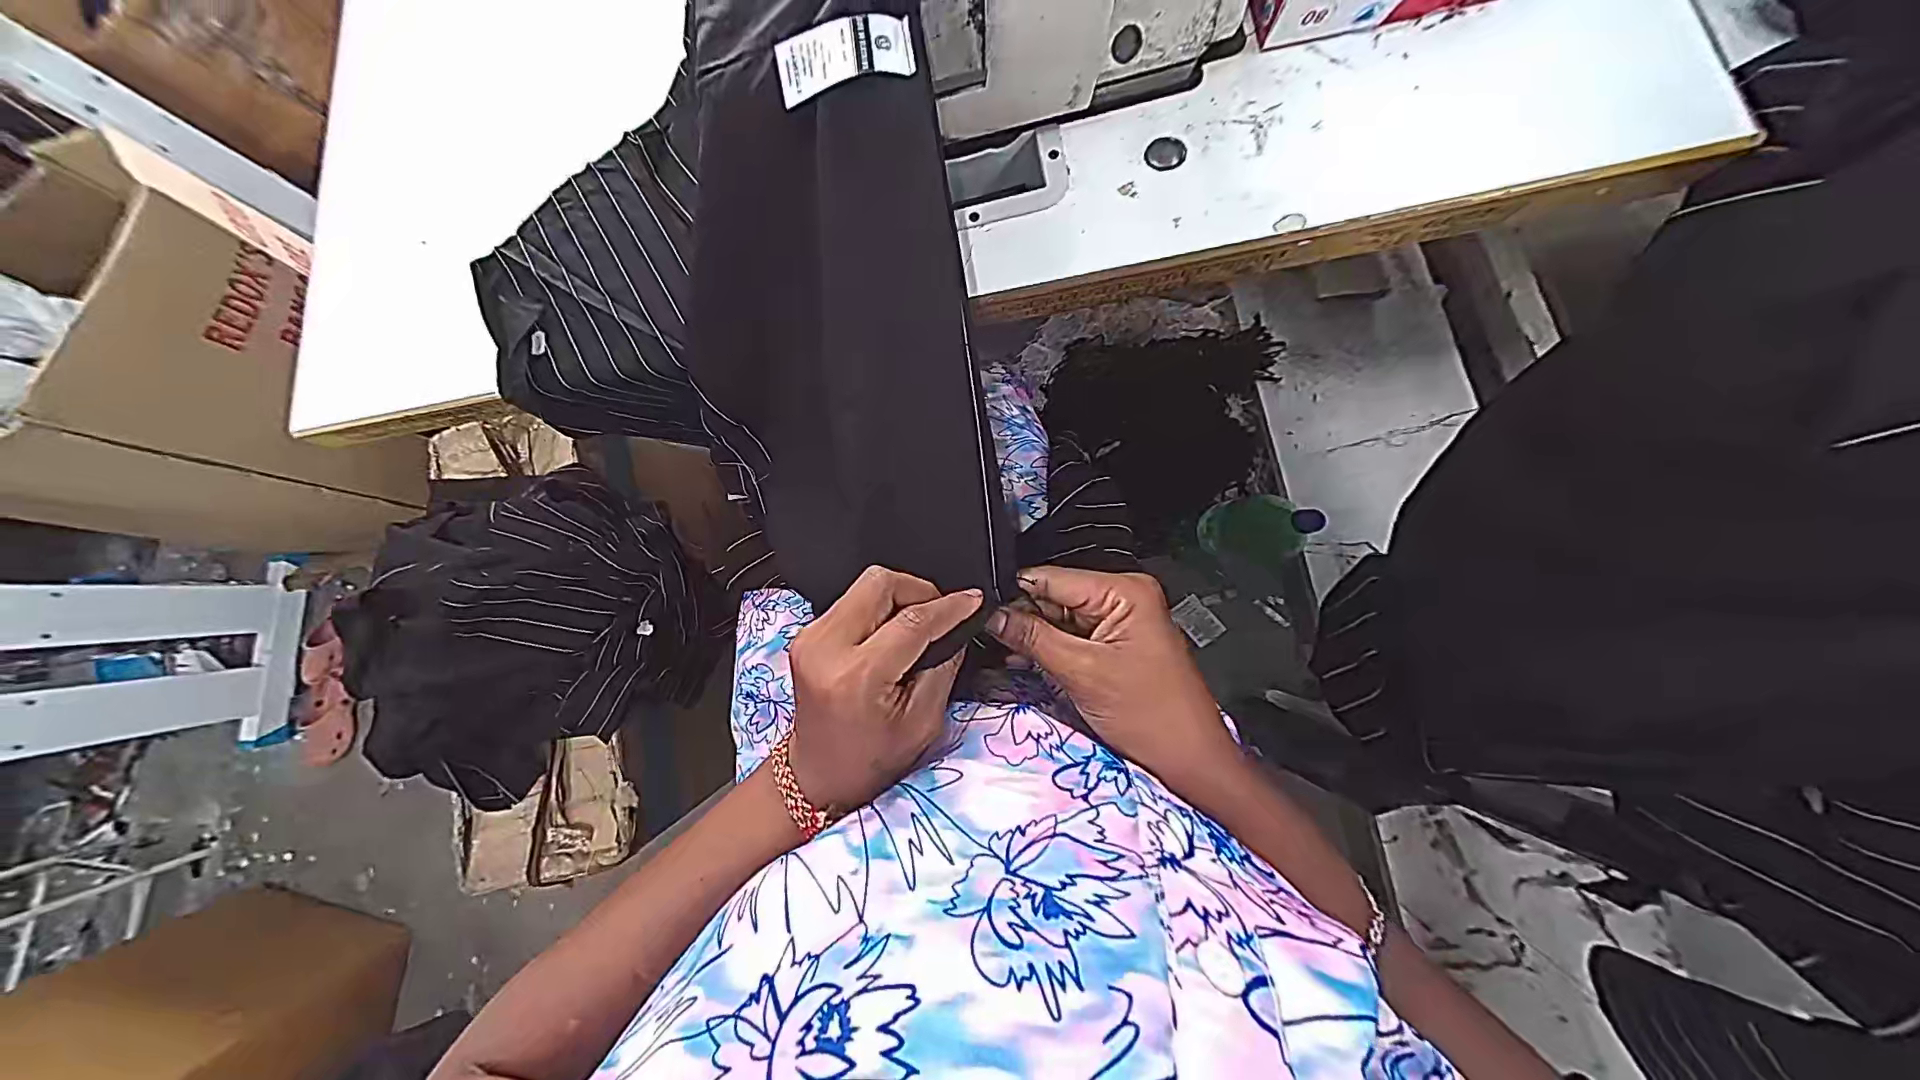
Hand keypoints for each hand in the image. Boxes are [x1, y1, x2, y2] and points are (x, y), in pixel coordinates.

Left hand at [786, 566, 982, 810]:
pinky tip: (892, 634)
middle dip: (920, 591)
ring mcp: (810, 638)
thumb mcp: (922, 722)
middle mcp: (825, 648)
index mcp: (856, 676)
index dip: (950, 606)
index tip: (973, 601)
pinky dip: (880, 608)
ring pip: (865, 585)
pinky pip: (852, 600)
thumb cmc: (870, 760)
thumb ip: (942, 668)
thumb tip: (956, 628)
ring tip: (917, 627)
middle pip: (880, 583)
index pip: (912, 620)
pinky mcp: (807, 634)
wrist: (818, 775)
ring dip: (899, 598)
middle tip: (939, 615)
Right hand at [986, 566, 1238, 789]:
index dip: (1015, 595)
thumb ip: (1032, 638)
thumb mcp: (1082, 672)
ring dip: (1035, 638)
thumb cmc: (1155, 717)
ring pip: (1058, 618)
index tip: (986, 615)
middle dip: (1024, 620)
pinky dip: (1051, 650)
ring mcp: (1119, 620)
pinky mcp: (1114, 642)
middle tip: (999, 643)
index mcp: (1125, 590)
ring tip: (1018, 659)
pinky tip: (1033, 664)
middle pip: (1053, 596)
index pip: (1052, 578)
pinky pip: (1071, 636)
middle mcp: (1124, 597)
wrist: (1187, 759)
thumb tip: (995, 617)